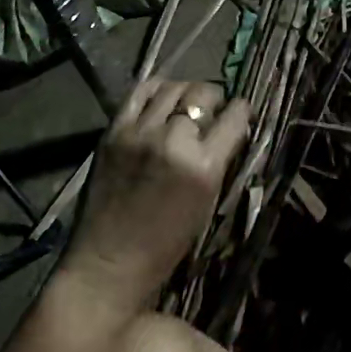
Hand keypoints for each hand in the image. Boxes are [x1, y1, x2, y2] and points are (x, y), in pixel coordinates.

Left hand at [61, 80, 249, 309]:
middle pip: (203, 93)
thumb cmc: (165, 245)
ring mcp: (140, 132)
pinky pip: (140, 92)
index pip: (235, 116)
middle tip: (213, 110)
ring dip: (187, 92)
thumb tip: (230, 128)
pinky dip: (156, 89)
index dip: (242, 111)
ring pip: (173, 87)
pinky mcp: (114, 131)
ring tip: (187, 103)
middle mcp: (173, 140)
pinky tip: (162, 98)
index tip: (241, 114)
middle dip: (215, 98)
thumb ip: (219, 160)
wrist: (108, 263)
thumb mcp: (207, 202)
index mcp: (203, 166)